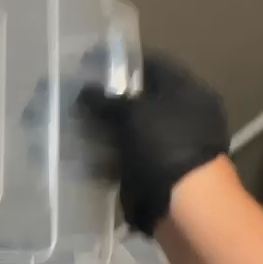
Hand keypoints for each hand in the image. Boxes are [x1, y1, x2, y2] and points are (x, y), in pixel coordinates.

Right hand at [79, 54, 228, 233]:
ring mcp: (171, 140)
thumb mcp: (132, 115)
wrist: (184, 202)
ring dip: (104, 124)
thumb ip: (106, 99)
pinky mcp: (158, 164)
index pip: (153, 64)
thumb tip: (84, 90)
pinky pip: (127, 150)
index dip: (121, 61)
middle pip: (140, 95)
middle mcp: (184, 112)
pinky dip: (107, 149)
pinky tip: (84, 150)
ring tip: (74, 123)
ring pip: (130, 124)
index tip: (89, 63)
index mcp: (188, 91)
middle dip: (108, 96)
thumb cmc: (165, 147)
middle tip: (77, 95)